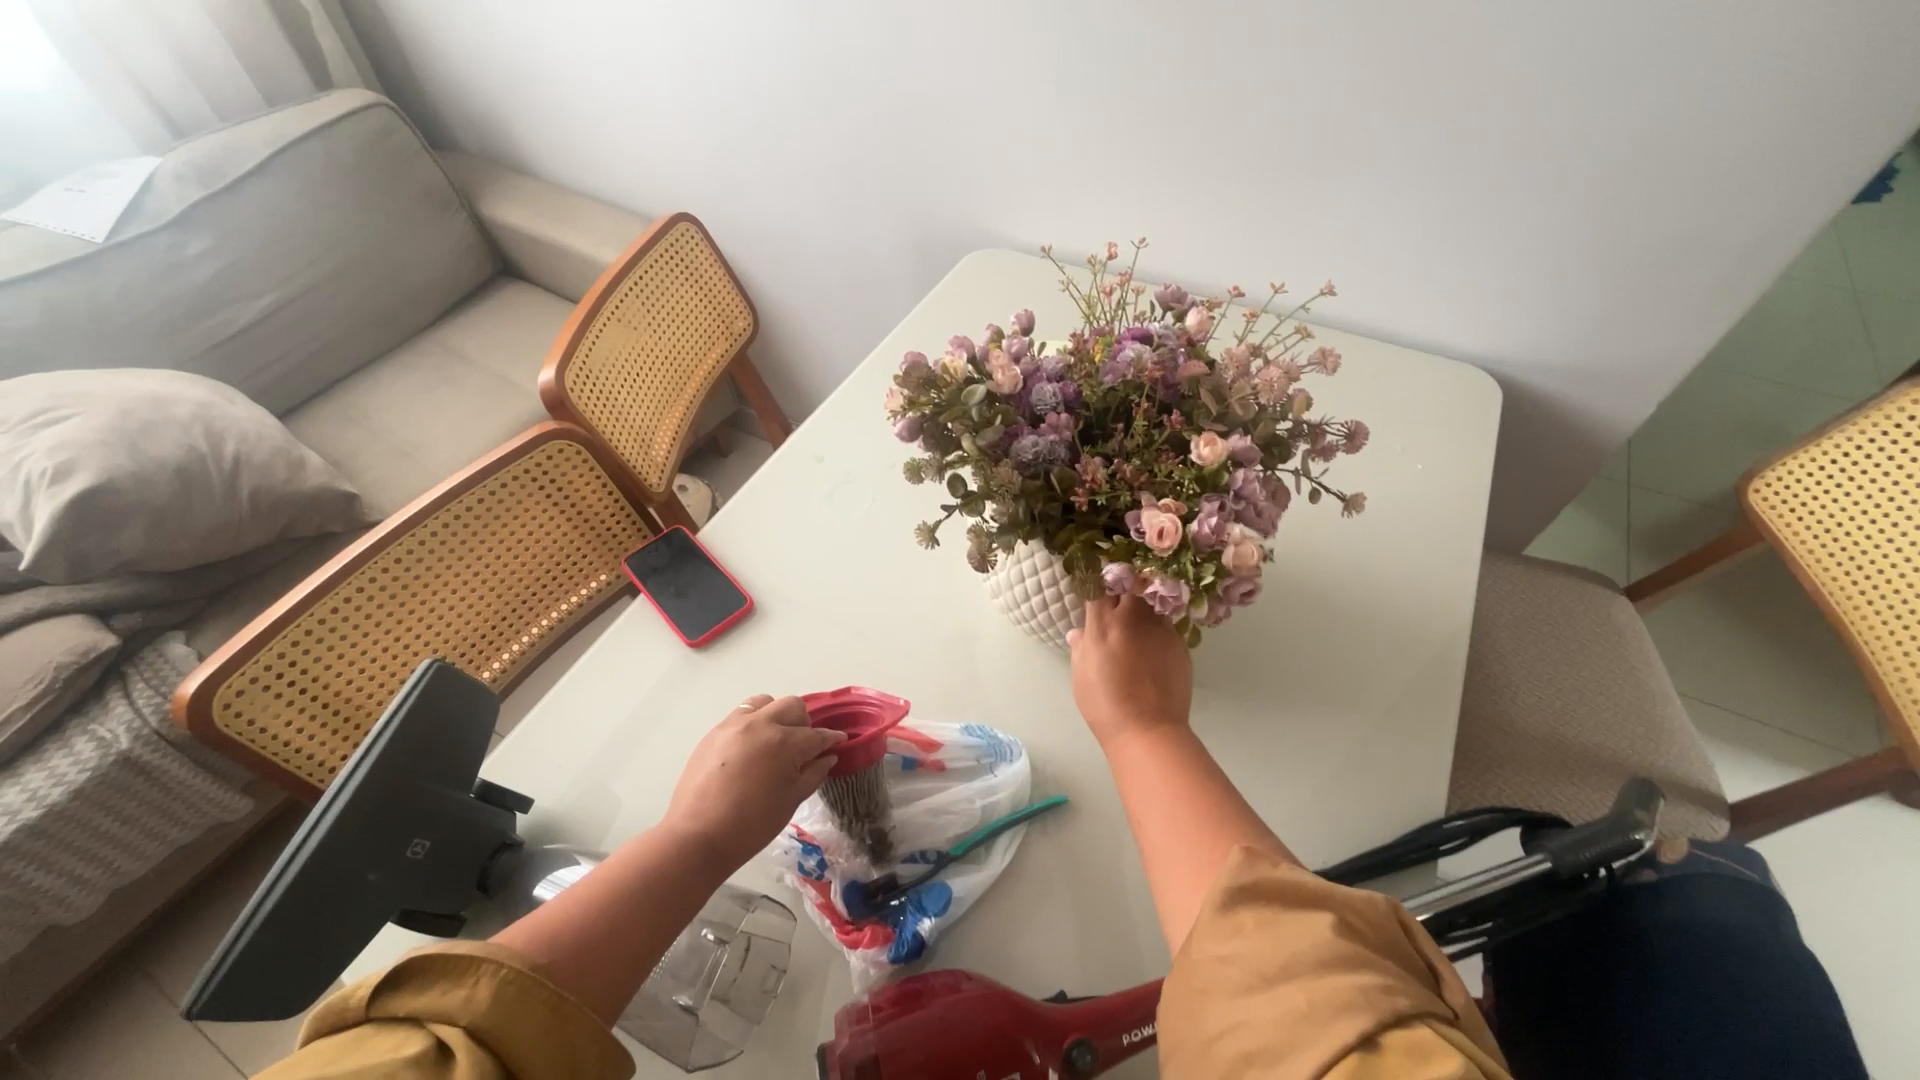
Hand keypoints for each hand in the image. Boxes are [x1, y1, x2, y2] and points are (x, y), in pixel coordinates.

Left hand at [663, 695, 845, 867]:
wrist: (699, 836)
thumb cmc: (752, 825)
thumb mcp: (791, 801)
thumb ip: (813, 773)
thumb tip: (828, 757)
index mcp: (785, 742)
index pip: (817, 735)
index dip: (831, 739)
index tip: (839, 741)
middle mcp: (761, 724)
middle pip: (793, 706)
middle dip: (804, 723)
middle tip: (803, 746)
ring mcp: (734, 724)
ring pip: (765, 702)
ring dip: (777, 715)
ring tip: (774, 739)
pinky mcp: (714, 731)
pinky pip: (741, 714)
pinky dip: (753, 722)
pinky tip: (751, 747)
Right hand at [1066, 594, 1192, 748]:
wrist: (1148, 729)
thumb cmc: (1104, 704)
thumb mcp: (1081, 675)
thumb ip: (1080, 648)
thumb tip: (1078, 633)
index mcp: (1103, 623)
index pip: (1099, 585)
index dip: (1097, 584)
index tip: (1097, 591)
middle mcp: (1133, 617)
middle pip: (1130, 584)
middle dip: (1124, 587)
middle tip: (1120, 600)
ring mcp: (1160, 628)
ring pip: (1152, 601)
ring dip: (1144, 604)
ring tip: (1139, 622)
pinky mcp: (1180, 642)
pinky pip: (1167, 625)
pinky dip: (1158, 629)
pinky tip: (1154, 648)